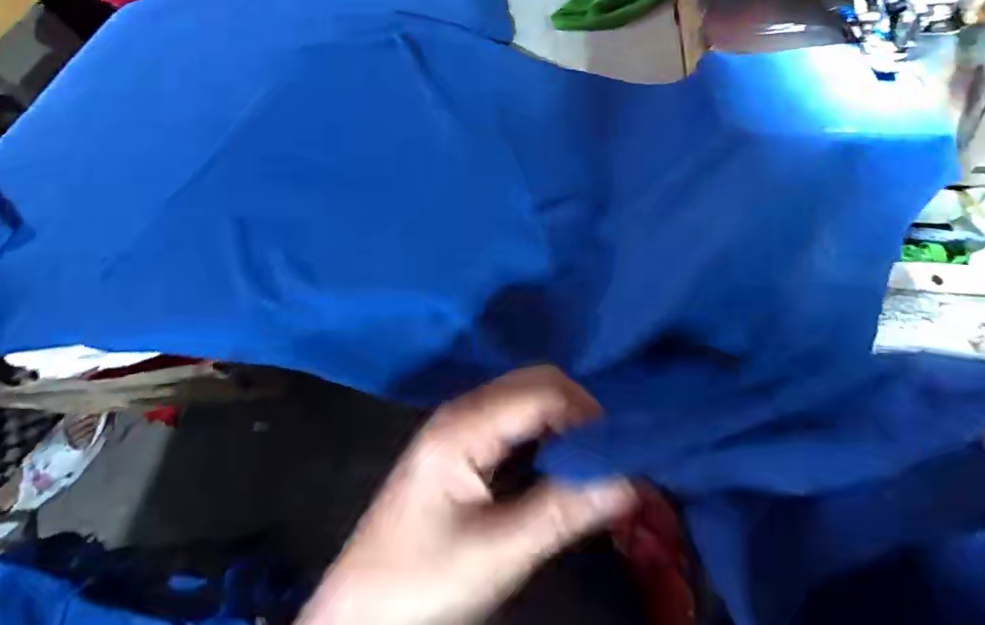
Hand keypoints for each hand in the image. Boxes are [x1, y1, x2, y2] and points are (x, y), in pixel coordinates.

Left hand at [298, 367, 636, 624]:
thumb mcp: (497, 554)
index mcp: (464, 424)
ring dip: (565, 421)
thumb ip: (563, 512)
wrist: (353, 618)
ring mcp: (460, 426)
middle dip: (580, 411)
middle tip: (614, 453)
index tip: (624, 447)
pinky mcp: (462, 447)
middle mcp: (463, 410)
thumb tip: (631, 480)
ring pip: (528, 399)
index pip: (542, 390)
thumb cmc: (419, 584)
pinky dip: (547, 433)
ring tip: (597, 459)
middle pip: (537, 384)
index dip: (588, 412)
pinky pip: (516, 421)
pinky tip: (563, 464)